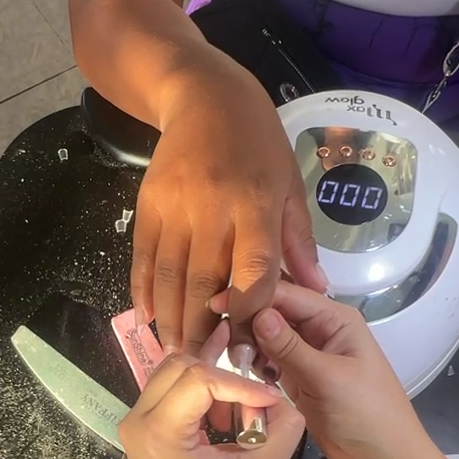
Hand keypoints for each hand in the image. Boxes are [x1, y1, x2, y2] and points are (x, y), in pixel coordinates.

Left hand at [120, 349, 303, 458]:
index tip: (269, 401)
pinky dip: (198, 393)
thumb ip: (284, 428)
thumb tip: (282, 398)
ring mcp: (134, 419)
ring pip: (174, 370)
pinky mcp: (141, 423)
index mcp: (159, 431)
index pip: (201, 379)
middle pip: (183, 365)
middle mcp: (138, 419)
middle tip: (249, 407)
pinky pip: (169, 387)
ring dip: (210, 384)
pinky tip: (221, 413)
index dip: (241, 384)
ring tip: (232, 417)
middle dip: (224, 380)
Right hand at [133, 66, 326, 354]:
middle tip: (202, 363)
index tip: (245, 340)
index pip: (253, 271)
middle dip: (201, 330)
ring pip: (169, 277)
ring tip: (175, 350)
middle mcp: (213, 208)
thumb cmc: (258, 141)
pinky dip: (142, 290)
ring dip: (170, 320)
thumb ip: (298, 241)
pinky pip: (144, 258)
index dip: (248, 312)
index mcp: (257, 204)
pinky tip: (146, 316)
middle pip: (204, 284)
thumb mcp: (290, 183)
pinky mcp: (147, 206)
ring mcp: (175, 207)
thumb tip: (316, 290)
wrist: (203, 95)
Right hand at [224, 284, 424, 458]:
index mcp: (334, 318)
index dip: (253, 295)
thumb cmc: (366, 412)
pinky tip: (245, 370)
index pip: (287, 294)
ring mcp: (306, 353)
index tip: (218, 303)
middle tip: (222, 337)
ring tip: (234, 357)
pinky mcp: (296, 375)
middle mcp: (318, 328)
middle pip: (274, 311)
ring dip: (248, 342)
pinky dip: (255, 362)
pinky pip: (268, 358)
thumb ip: (290, 347)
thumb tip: (259, 315)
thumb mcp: (327, 377)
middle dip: (247, 320)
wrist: (379, 456)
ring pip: (267, 335)